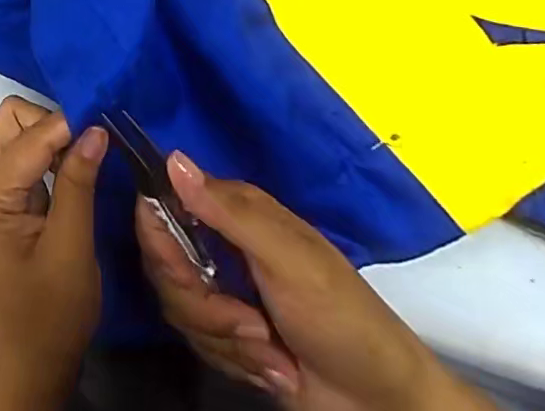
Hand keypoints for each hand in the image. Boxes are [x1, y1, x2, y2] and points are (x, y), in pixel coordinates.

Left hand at [0, 96, 108, 410]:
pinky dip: (51, 152)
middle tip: (94, 145)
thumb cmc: (51, 312)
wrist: (29, 360)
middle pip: (12, 119)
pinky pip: (25, 155)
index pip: (29, 135)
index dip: (68, 125)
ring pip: (17, 132)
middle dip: (53, 123)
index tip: (107, 125)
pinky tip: (78, 166)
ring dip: (53, 136)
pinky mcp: (5, 199)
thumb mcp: (72, 248)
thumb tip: (95, 128)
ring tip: (92, 153)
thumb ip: (79, 183)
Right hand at [136, 153, 494, 410]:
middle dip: (204, 307)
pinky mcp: (228, 332)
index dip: (160, 240)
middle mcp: (219, 244)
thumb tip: (172, 158)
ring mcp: (223, 290)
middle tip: (251, 325)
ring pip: (179, 308)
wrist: (384, 404)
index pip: (163, 208)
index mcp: (234, 212)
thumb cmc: (343, 318)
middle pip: (165, 266)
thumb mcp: (289, 260)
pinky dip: (235, 360)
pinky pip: (198, 341)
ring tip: (274, 352)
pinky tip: (274, 367)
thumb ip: (228, 212)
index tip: (181, 271)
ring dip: (226, 340)